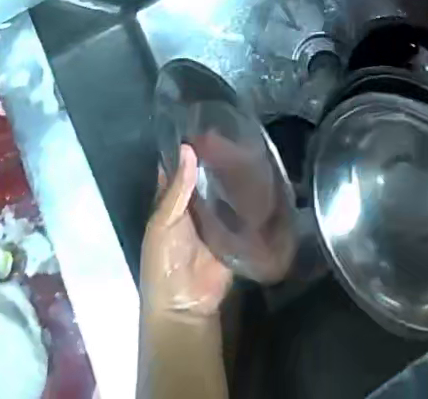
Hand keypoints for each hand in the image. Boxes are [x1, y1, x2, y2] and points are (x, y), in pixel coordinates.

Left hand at [138, 145, 232, 398]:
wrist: (185, 306)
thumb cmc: (164, 262)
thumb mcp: (163, 222)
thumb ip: (177, 189)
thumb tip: (188, 148)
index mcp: (171, 198)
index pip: (180, 165)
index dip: (189, 145)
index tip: (206, 121)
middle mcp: (194, 203)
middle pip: (206, 174)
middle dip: (217, 157)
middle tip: (237, 131)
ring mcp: (215, 217)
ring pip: (225, 189)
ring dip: (235, 174)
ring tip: (253, 147)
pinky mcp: (234, 231)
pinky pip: (243, 211)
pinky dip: (251, 198)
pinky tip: (264, 178)